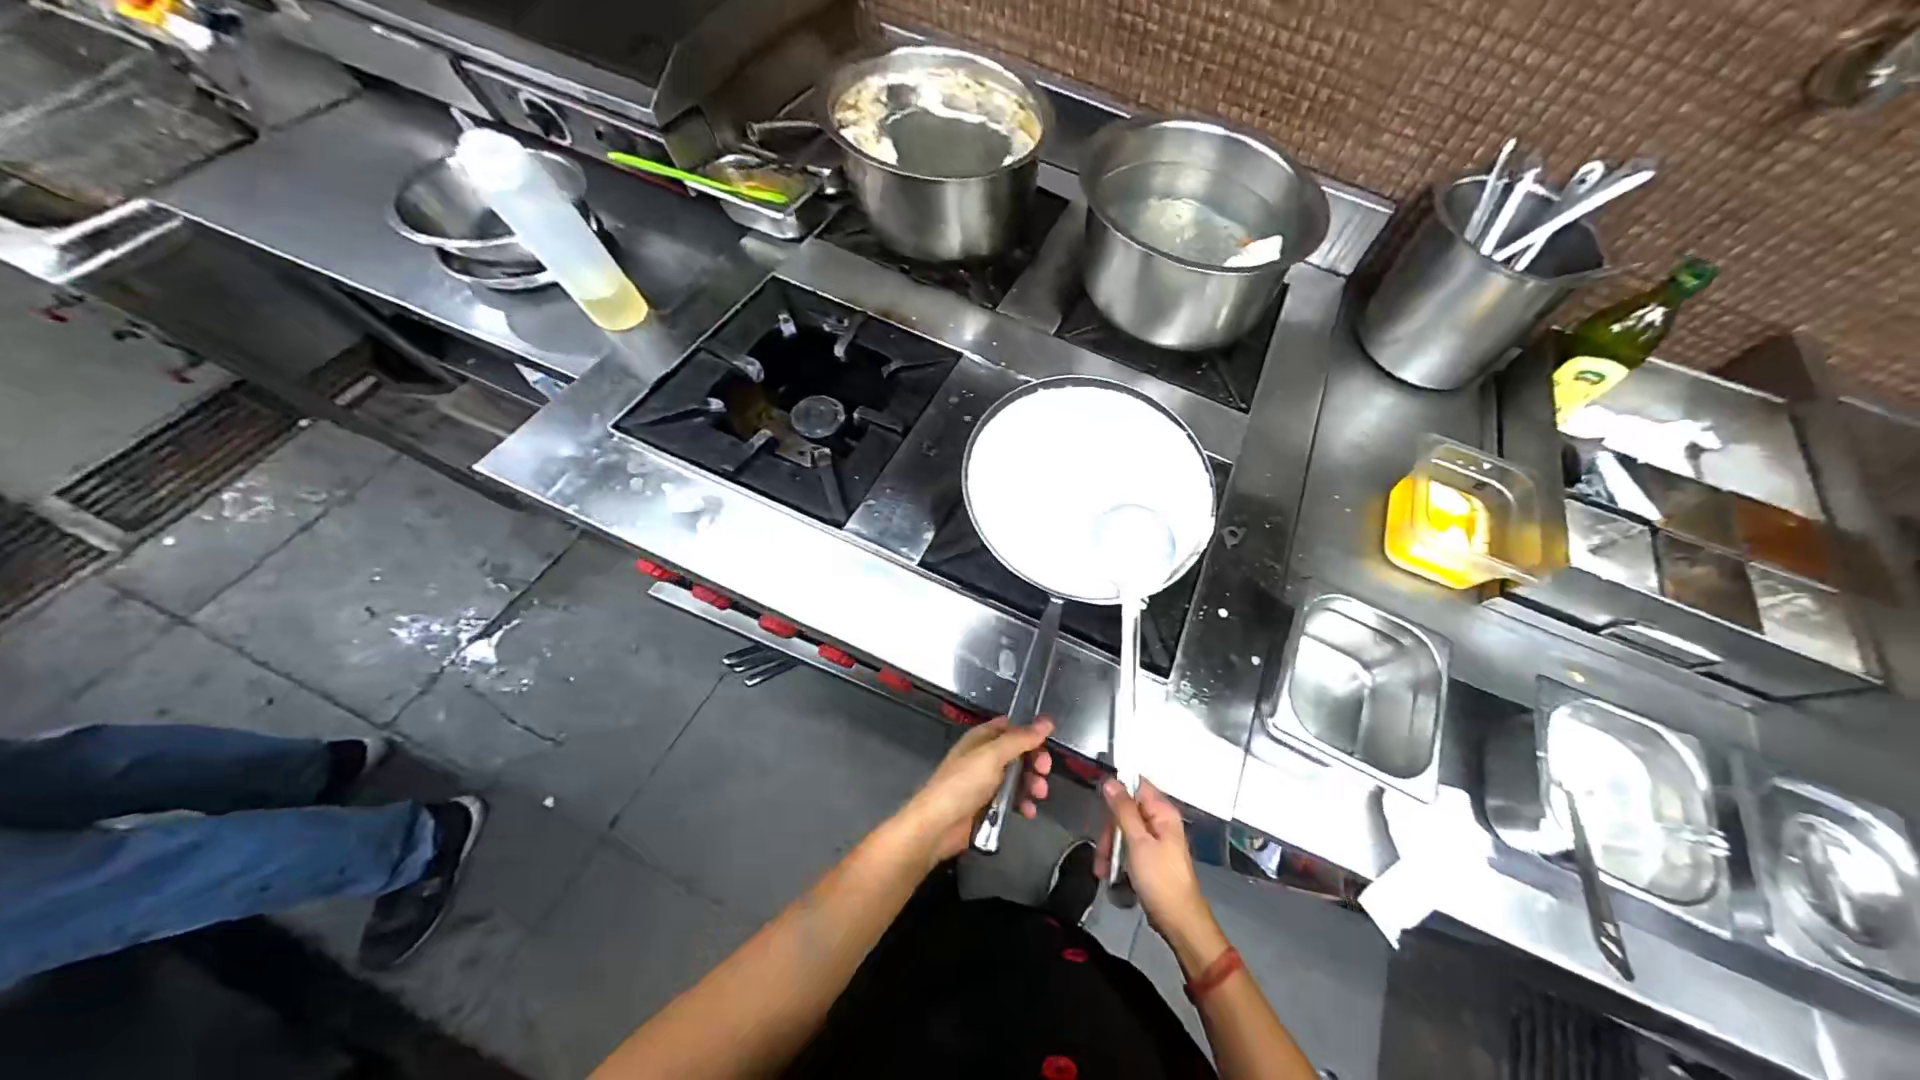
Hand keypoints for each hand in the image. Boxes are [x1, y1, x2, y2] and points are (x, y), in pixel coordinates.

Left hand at [893, 717, 1052, 865]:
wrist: (939, 825)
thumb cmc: (963, 783)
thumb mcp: (993, 755)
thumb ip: (1020, 739)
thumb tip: (1047, 721)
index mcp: (982, 738)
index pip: (1012, 728)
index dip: (1030, 734)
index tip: (1046, 744)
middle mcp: (985, 756)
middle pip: (1019, 753)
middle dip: (1035, 762)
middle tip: (1043, 773)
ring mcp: (987, 781)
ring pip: (1018, 777)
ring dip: (1032, 784)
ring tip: (1038, 795)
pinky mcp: (989, 804)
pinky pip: (1012, 799)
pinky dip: (1023, 803)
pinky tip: (1028, 811)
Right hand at [1097, 778, 1225, 971]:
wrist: (1178, 921)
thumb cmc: (1159, 879)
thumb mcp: (1138, 842)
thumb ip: (1123, 810)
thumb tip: (1111, 781)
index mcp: (1163, 813)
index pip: (1137, 785)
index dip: (1118, 790)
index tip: (1100, 803)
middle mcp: (1160, 822)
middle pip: (1126, 811)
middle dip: (1110, 829)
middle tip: (1103, 850)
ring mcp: (1155, 841)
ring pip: (1124, 831)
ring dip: (1110, 848)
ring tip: (1103, 869)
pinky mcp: (1150, 858)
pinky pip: (1128, 848)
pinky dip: (1117, 859)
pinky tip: (1110, 873)